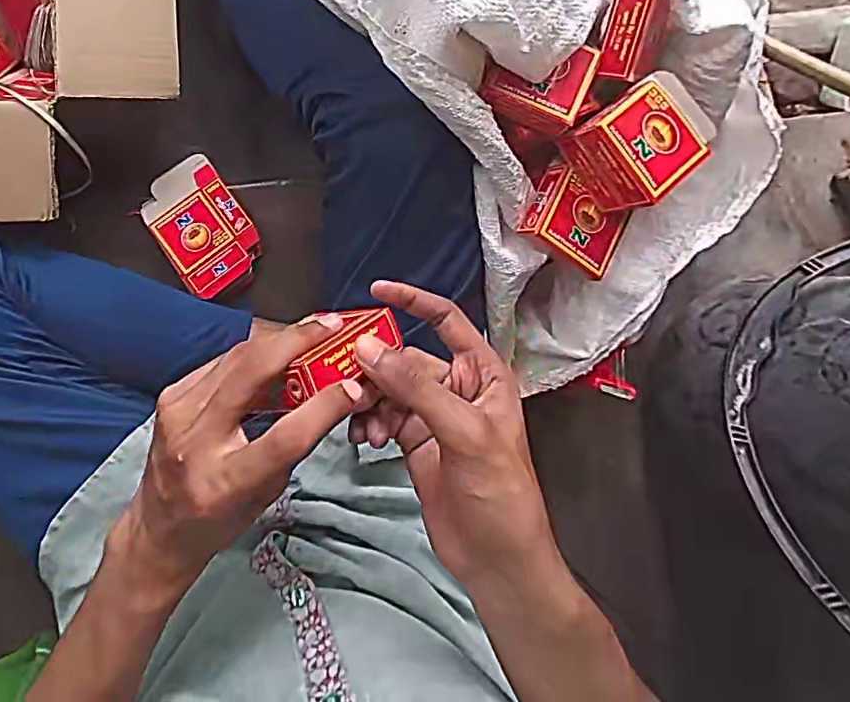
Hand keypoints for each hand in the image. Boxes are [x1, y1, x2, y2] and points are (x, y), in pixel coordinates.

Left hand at [111, 314, 369, 593]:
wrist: (159, 526)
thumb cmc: (219, 517)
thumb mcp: (267, 492)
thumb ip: (295, 443)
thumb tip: (328, 392)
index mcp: (225, 481)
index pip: (284, 437)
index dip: (323, 407)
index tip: (351, 387)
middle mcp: (196, 441)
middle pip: (252, 372)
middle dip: (296, 341)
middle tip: (329, 326)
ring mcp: (178, 412)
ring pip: (237, 356)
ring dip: (278, 338)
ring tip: (310, 330)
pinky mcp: (172, 395)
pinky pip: (222, 361)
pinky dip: (253, 352)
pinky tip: (275, 349)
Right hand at [352, 281, 551, 587]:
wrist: (497, 561)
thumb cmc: (502, 495)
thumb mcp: (463, 432)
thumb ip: (416, 387)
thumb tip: (371, 348)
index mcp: (482, 374)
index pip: (447, 321)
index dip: (414, 300)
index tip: (378, 289)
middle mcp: (455, 388)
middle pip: (405, 358)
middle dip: (376, 365)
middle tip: (347, 374)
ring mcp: (431, 414)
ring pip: (388, 388)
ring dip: (368, 398)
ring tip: (359, 417)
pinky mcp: (413, 440)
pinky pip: (381, 415)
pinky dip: (367, 421)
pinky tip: (364, 436)